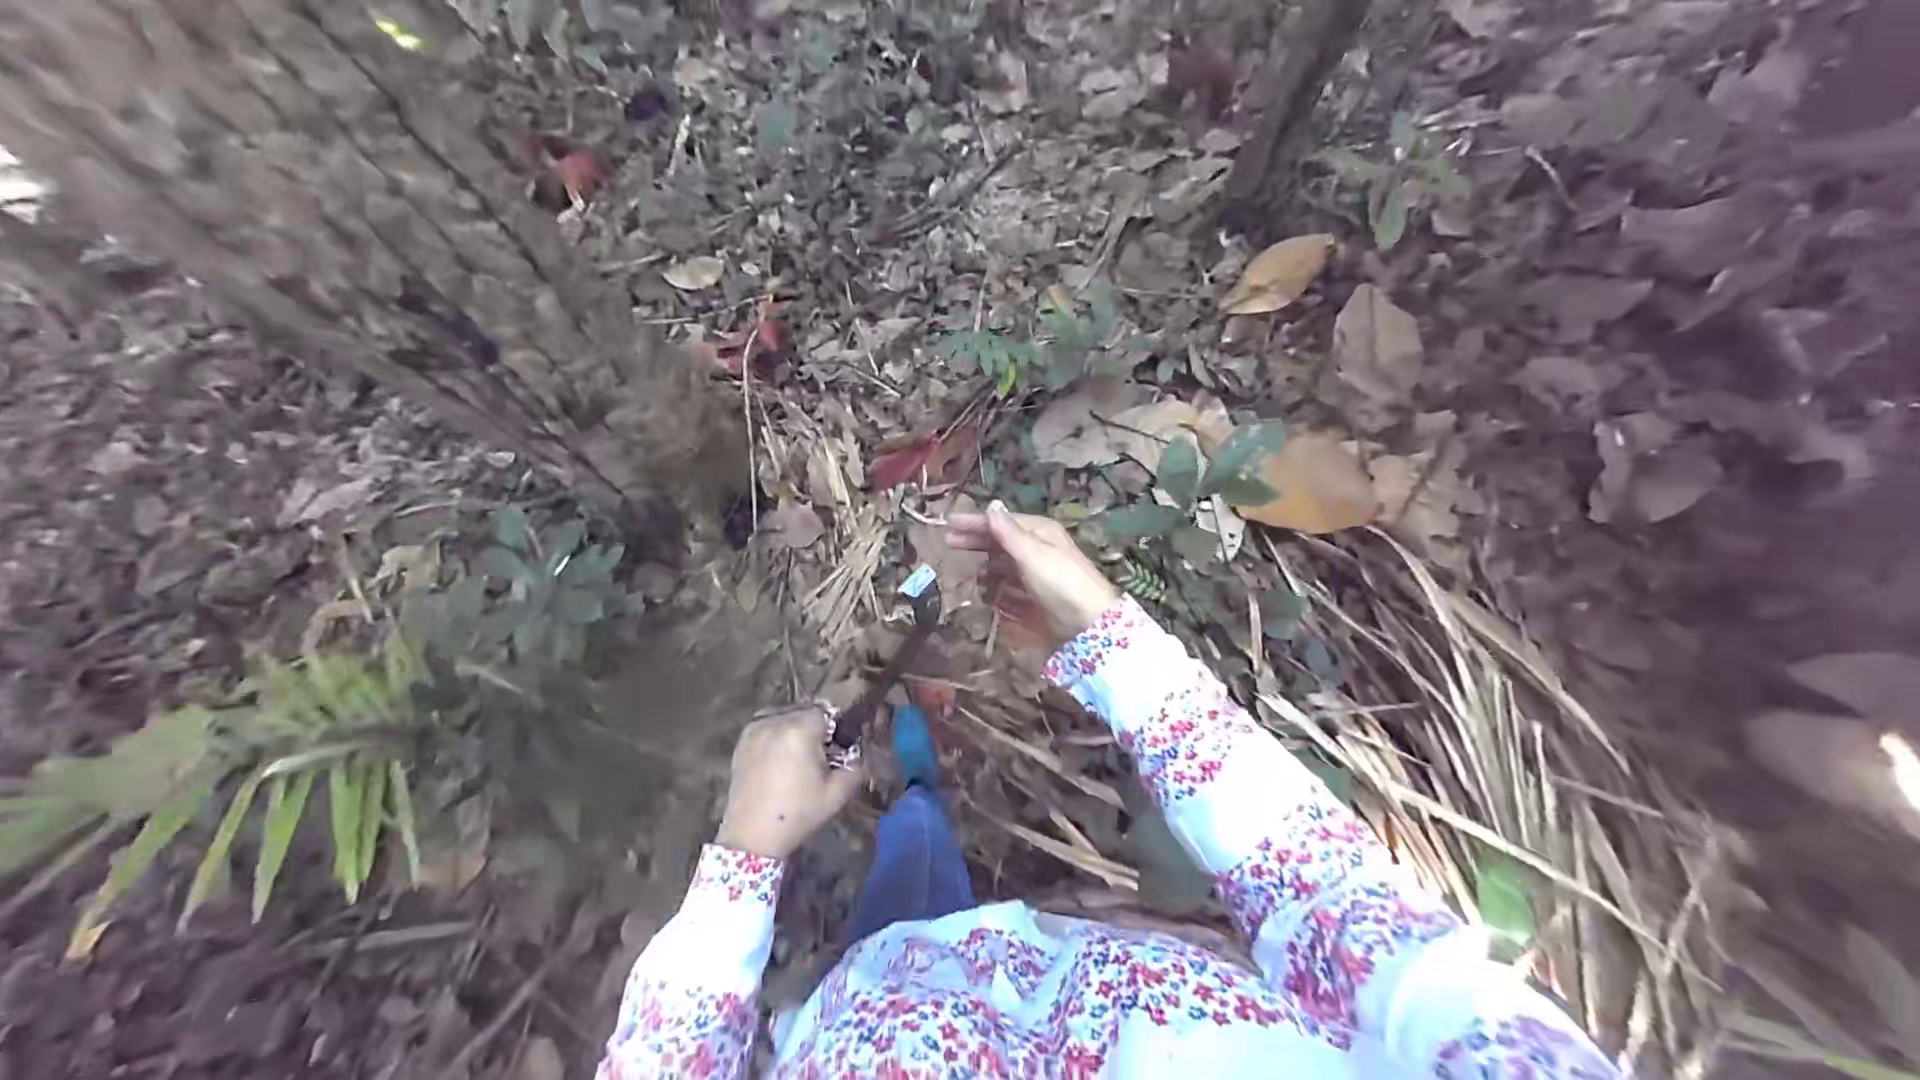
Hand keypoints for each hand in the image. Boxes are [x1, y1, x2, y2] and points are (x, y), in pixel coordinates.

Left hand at [714, 708, 865, 858]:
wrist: (752, 837)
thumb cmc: (799, 814)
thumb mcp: (839, 792)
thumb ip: (858, 764)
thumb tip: (858, 749)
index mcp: (800, 730)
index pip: (827, 713)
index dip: (834, 732)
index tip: (834, 754)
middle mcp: (776, 721)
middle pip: (806, 712)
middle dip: (816, 729)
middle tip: (817, 759)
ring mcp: (755, 728)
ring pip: (787, 715)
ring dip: (796, 729)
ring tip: (797, 758)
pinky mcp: (743, 739)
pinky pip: (768, 723)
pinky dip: (777, 733)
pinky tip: (779, 757)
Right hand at [947, 501, 1121, 647]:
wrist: (1087, 622)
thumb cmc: (1059, 581)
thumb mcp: (1031, 552)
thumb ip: (1008, 531)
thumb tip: (992, 504)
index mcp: (1039, 532)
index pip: (1001, 522)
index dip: (975, 522)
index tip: (949, 523)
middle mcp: (1039, 548)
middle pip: (1001, 541)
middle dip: (976, 541)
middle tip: (949, 542)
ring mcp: (1038, 573)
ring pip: (1005, 564)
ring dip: (987, 565)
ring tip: (966, 570)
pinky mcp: (1037, 596)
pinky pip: (1011, 587)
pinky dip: (998, 587)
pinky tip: (986, 592)